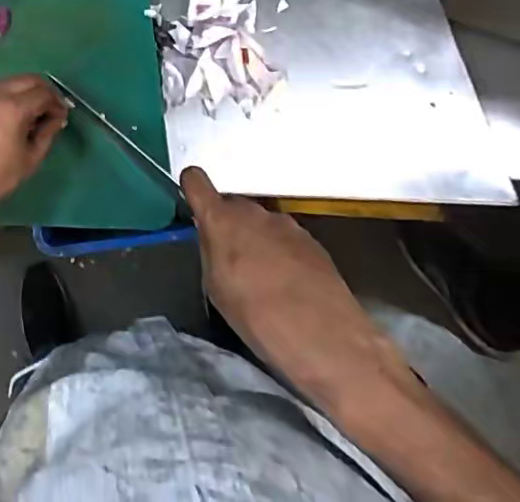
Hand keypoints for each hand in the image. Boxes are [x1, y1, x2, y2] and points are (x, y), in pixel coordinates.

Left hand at [0, 75, 68, 224]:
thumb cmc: (1, 174)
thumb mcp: (32, 155)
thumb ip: (48, 131)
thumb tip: (57, 117)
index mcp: (15, 108)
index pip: (44, 93)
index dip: (57, 103)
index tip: (62, 116)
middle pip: (30, 79)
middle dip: (45, 91)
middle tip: (52, 109)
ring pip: (14, 81)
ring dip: (29, 90)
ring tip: (36, 111)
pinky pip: (1, 88)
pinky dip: (14, 93)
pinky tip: (18, 112)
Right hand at [182, 166, 413, 406]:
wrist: (327, 338)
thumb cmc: (258, 318)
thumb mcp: (216, 288)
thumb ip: (210, 251)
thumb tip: (212, 236)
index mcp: (222, 220)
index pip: (196, 181)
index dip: (192, 188)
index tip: (193, 205)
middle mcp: (253, 212)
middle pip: (232, 205)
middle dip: (228, 225)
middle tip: (230, 260)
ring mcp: (286, 223)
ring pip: (260, 222)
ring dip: (256, 239)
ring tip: (263, 278)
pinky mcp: (312, 240)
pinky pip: (284, 237)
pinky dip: (281, 252)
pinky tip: (289, 285)